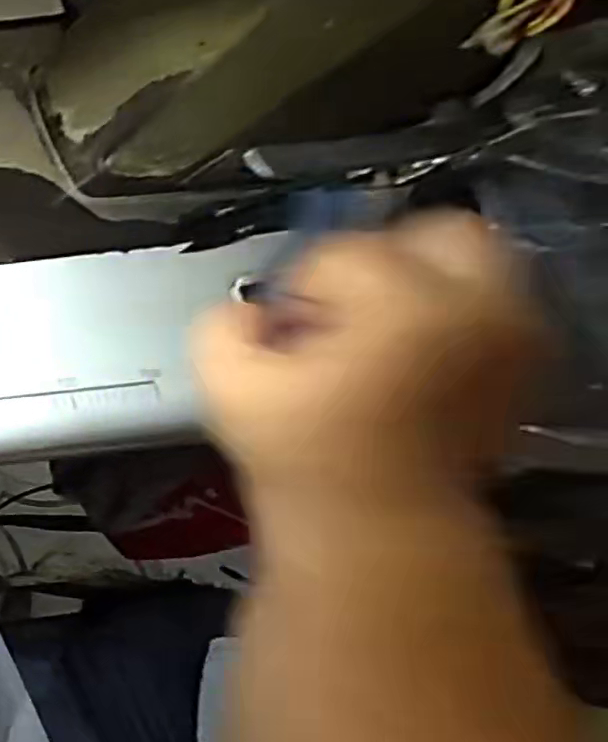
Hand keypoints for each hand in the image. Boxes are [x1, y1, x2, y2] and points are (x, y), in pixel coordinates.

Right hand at [190, 211, 540, 505]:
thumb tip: (245, 310)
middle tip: (326, 307)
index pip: (338, 250)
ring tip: (355, 336)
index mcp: (403, 311)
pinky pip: (480, 299)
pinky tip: (387, 357)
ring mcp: (513, 331)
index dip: (290, 284)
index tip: (276, 325)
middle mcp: (478, 308)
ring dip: (401, 284)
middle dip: (368, 260)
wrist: (369, 511)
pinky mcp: (522, 355)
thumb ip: (218, 326)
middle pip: (431, 231)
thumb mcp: (223, 384)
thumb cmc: (298, 449)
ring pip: (461, 262)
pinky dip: (432, 312)